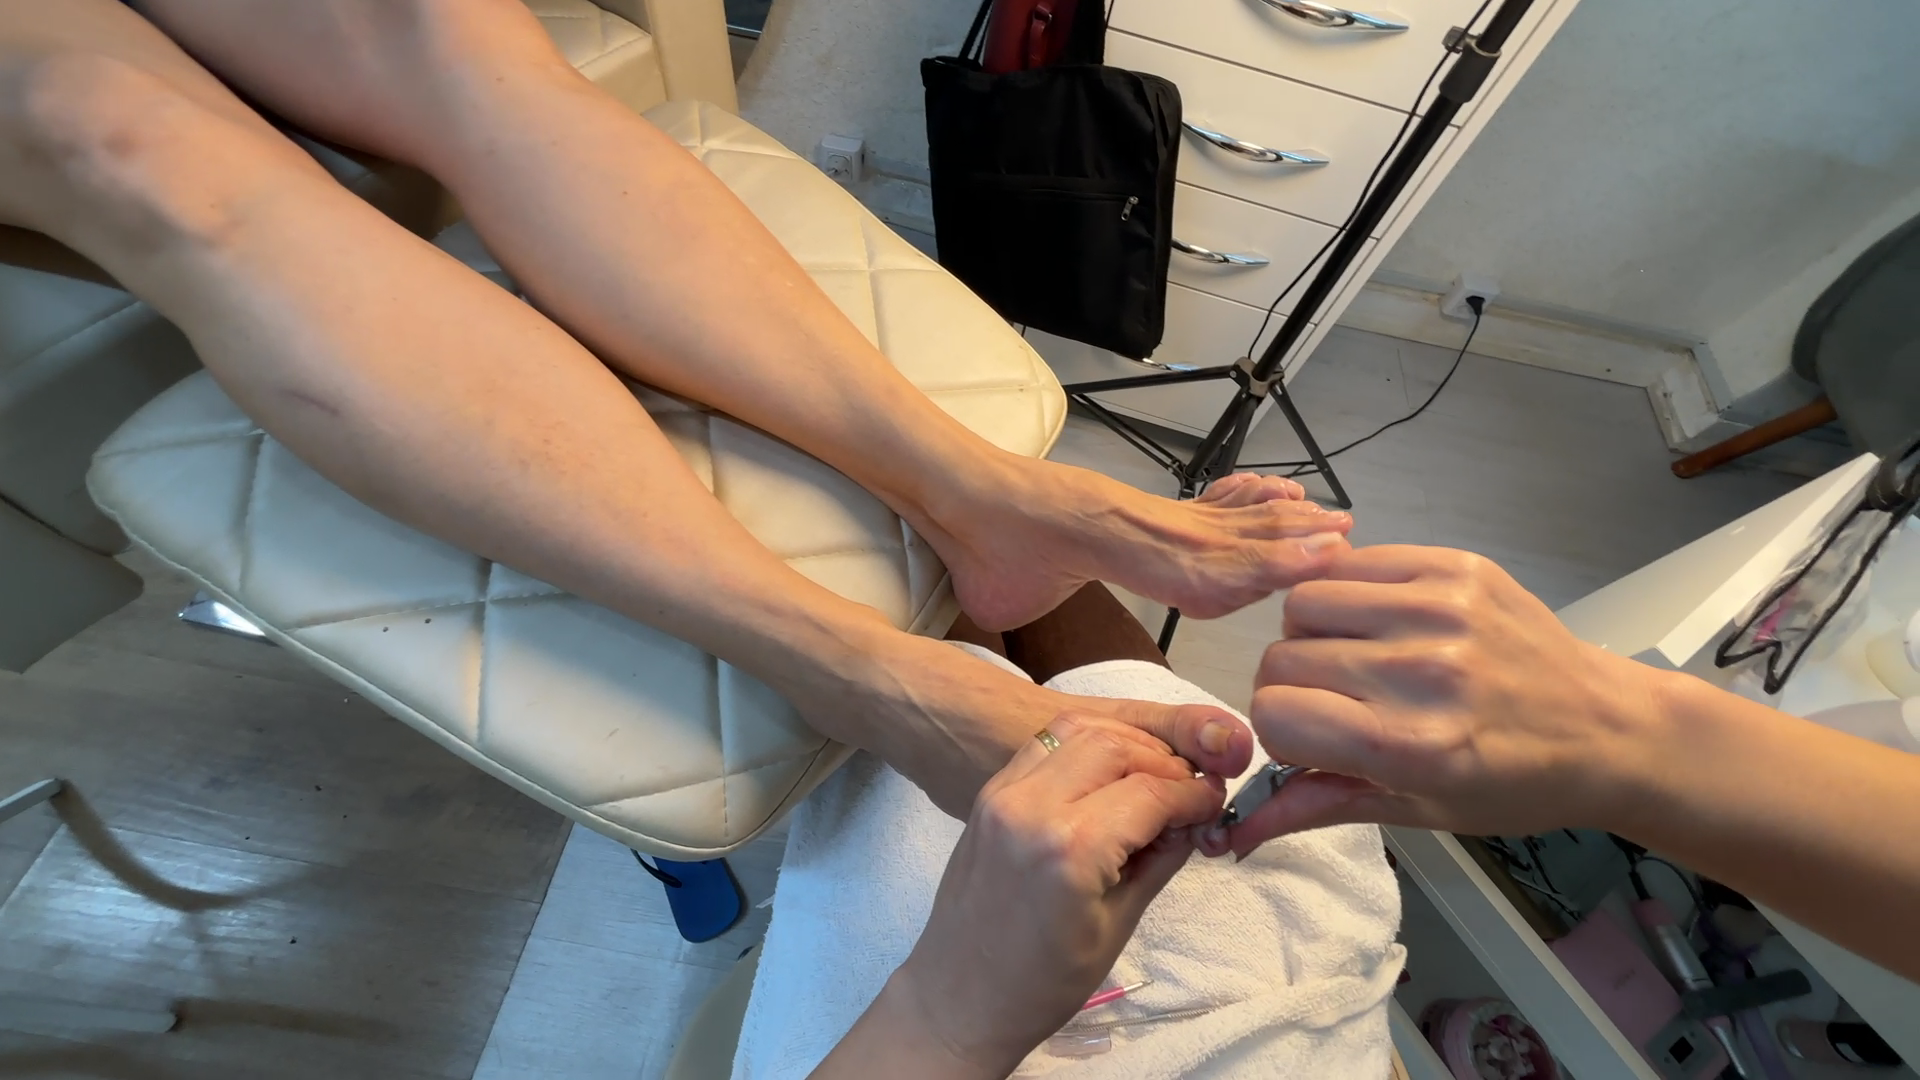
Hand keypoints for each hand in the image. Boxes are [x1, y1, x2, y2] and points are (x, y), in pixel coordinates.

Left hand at [887, 716, 1224, 1073]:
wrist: (960, 992)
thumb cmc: (1043, 981)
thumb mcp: (1117, 926)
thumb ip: (1160, 858)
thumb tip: (1195, 815)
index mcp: (1070, 849)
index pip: (1149, 792)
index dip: (1192, 794)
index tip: (1215, 801)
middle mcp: (1033, 805)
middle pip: (1115, 745)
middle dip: (1161, 760)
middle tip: (1185, 788)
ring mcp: (1004, 791)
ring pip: (1077, 730)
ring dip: (1123, 743)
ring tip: (1150, 774)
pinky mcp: (990, 790)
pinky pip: (1045, 743)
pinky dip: (1083, 744)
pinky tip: (1105, 771)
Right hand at [1219, 545, 1669, 855]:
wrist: (1612, 729)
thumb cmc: (1511, 783)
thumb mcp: (1413, 811)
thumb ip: (1314, 807)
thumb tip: (1230, 834)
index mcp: (1410, 745)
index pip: (1273, 713)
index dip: (1280, 730)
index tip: (1313, 737)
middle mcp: (1421, 671)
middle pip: (1279, 658)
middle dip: (1292, 684)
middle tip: (1338, 697)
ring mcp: (1438, 608)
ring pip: (1301, 602)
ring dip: (1312, 631)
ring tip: (1357, 652)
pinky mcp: (1451, 565)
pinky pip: (1345, 563)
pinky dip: (1345, 591)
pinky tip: (1381, 618)